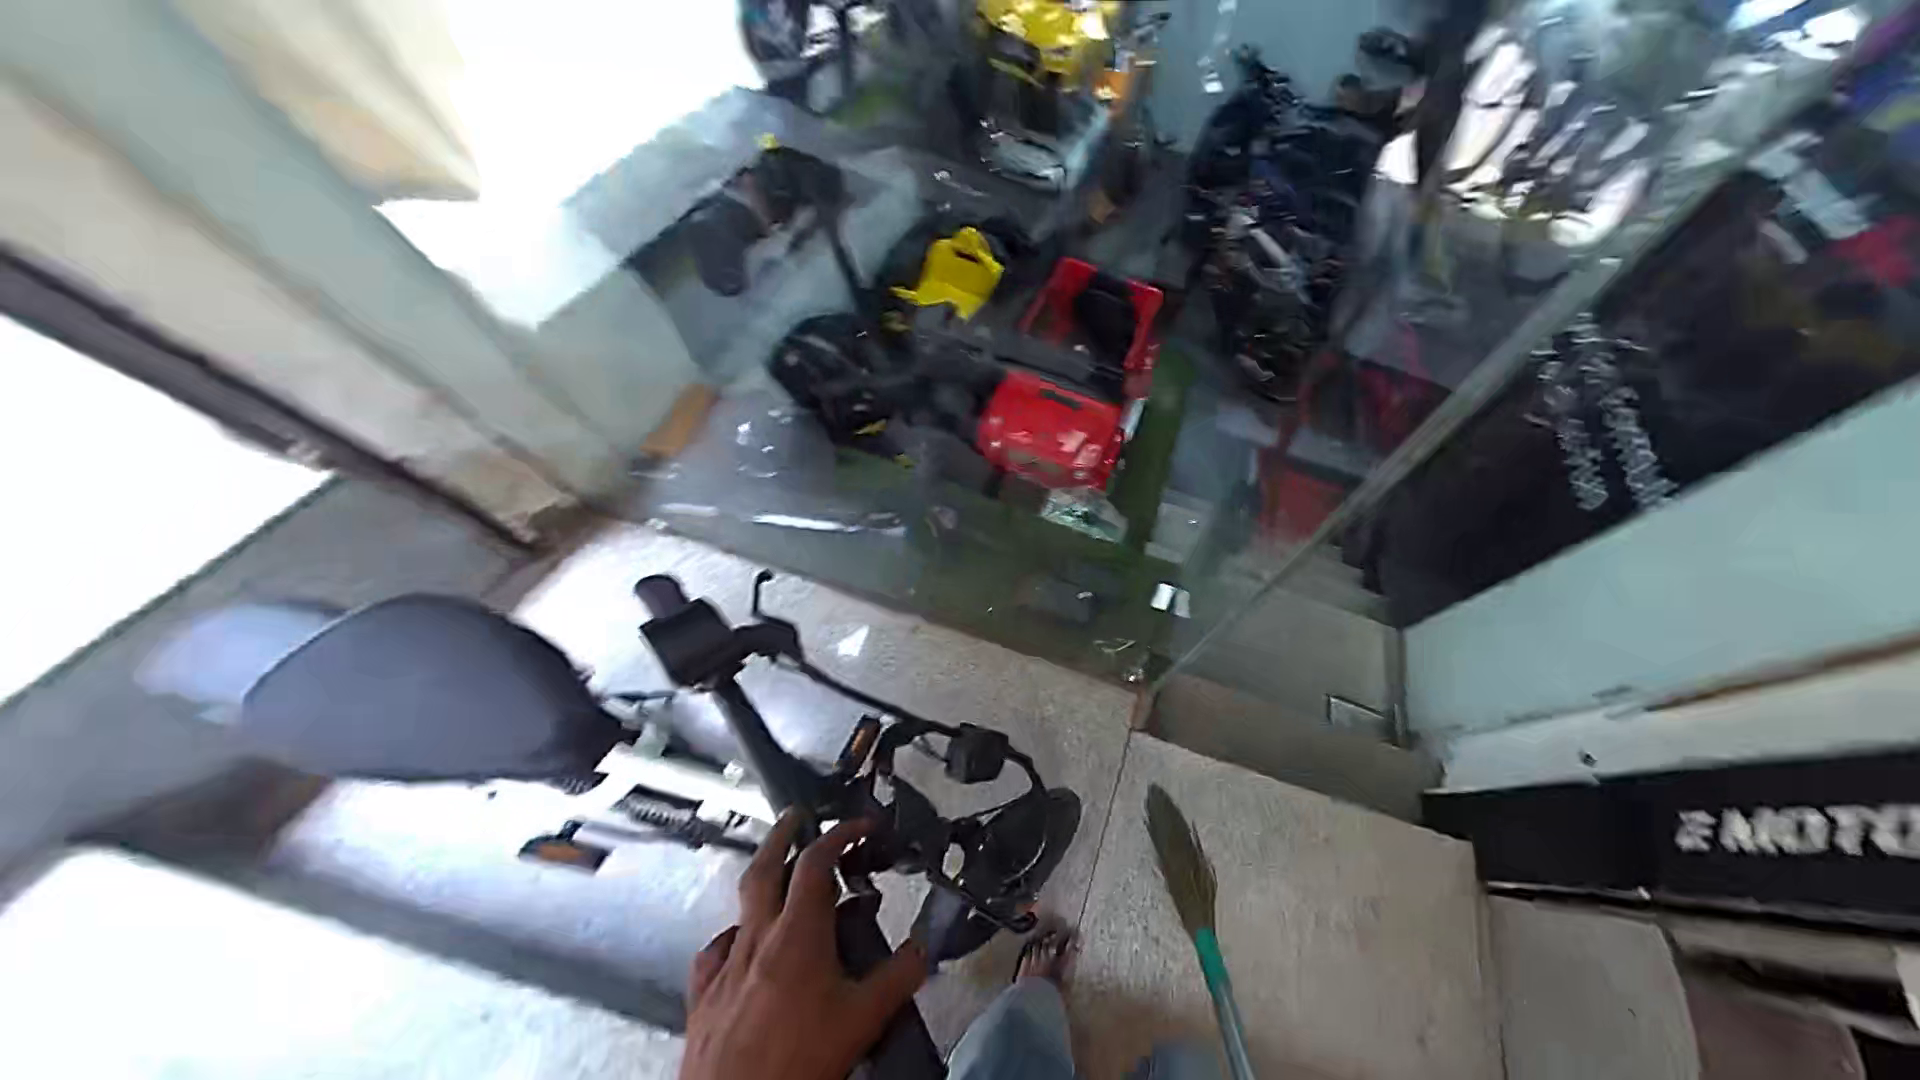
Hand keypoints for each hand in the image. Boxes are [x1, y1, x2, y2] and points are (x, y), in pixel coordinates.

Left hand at [679, 811, 927, 1079]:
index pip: (816, 862)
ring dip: (762, 879)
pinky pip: (717, 949)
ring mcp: (724, 964)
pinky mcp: (701, 995)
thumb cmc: (800, 1060)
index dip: (840, 834)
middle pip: (764, 866)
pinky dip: (735, 935)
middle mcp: (757, 936)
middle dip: (782, 834)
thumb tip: (925, 947)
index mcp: (797, 933)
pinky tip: (743, 945)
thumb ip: (899, 978)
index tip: (862, 825)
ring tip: (779, 875)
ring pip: (741, 904)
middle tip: (798, 815)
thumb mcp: (862, 1021)